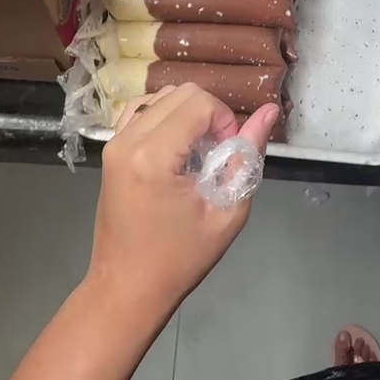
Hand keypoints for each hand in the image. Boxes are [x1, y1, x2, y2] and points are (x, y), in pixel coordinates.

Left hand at [90, 84, 279, 314]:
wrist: (127, 287)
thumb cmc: (181, 258)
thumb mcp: (227, 210)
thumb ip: (249, 156)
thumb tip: (269, 112)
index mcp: (153, 157)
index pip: (201, 103)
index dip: (226, 123)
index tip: (228, 157)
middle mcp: (128, 140)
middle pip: (182, 92)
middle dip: (210, 115)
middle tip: (217, 157)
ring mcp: (114, 142)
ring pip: (162, 96)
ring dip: (189, 115)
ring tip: (196, 155)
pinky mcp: (110, 148)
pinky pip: (141, 109)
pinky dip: (165, 117)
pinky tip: (176, 148)